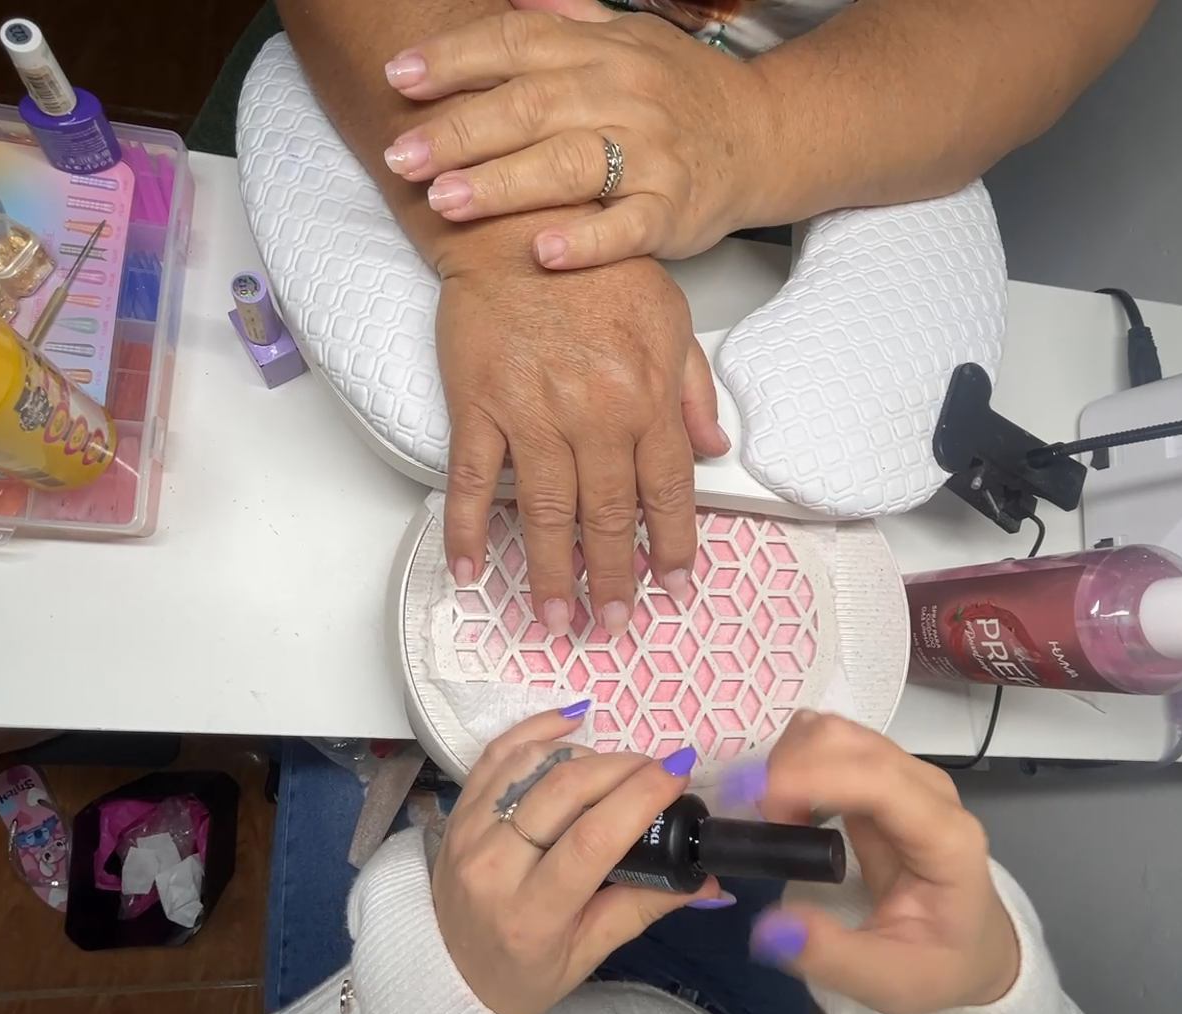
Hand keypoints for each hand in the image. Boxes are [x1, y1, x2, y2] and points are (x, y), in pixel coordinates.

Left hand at [382, 0, 773, 269]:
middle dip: (459, 131)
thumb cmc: (680, 95)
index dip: (454, 58)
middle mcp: (623, 94)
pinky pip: (628, 228)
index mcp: (602, 50)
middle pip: (530, 106)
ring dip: (503, 184)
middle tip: (402, 156)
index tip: (400, 79)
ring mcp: (651, 154)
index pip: (517, 43)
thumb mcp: (628, 40)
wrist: (761, 137)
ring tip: (445, 201)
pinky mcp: (673, 211)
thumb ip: (569, 19)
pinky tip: (542, 253)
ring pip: (569, 165)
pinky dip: (586, 242)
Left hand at [432, 707, 720, 1013]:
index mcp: (530, 913)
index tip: (678, 772)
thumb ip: (644, 907)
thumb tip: (708, 877)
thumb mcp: (587, 955)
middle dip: (622, 767)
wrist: (445, 972)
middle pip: (564, 790)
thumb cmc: (523, 972)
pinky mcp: (459, 807)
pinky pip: (499, 751)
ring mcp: (468, 829)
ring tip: (619, 765)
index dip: (639, 797)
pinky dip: (538, 728)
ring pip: (532, 763)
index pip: (591, 840)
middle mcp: (493, 864)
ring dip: (586, 752)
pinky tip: (574, 719)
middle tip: (657, 767)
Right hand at [437, 240, 725, 635]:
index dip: (675, 546)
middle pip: (608, 517)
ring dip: (550, 575)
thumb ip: (694, 390)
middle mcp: (593, 416)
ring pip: (544, 514)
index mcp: (646, 396)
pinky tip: (470, 573)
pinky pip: (470, 482)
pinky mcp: (478, 408)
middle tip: (612, 623)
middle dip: (614, 579)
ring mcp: (531, 416)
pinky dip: (467, 532)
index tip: (675, 586)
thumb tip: (714, 453)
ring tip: (556, 619)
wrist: (519, 222)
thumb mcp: (671, 318)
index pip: (668, 491)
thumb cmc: (598, 268)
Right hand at [742, 711, 1020, 1013]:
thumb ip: (829, 955)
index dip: (815, 777)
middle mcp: (928, 790)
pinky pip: (828, 739)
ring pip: (833, 731)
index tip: (762, 802)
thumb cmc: (935, 961)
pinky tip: (789, 798)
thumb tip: (769, 926)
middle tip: (766, 824)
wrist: (969, 944)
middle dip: (789, 768)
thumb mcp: (887, 982)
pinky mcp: (878, 767)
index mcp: (946, 839)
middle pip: (848, 742)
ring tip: (778, 815)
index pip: (880, 782)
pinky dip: (794, 756)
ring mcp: (903, 771)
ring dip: (788, 760)